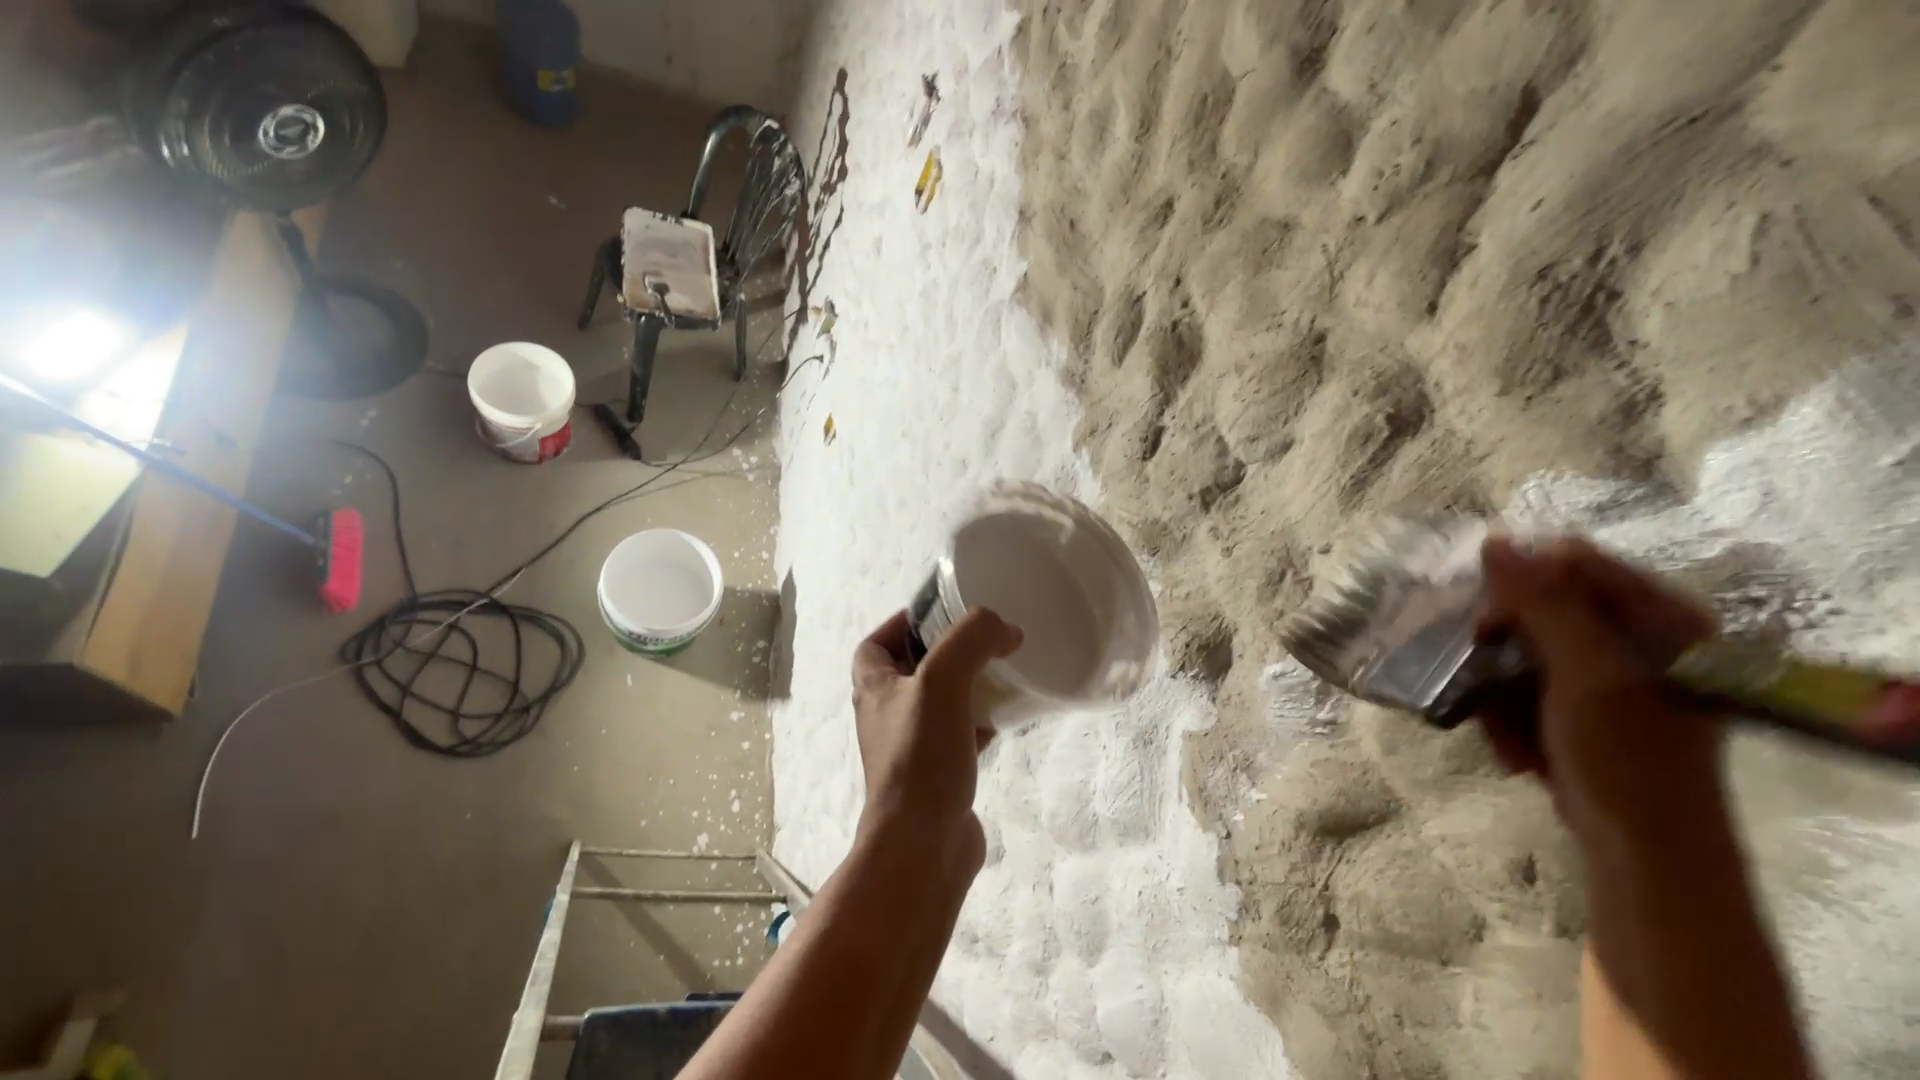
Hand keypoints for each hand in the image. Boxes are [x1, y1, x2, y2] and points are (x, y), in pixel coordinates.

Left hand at [849, 609, 1022, 859]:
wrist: (922, 844)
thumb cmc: (921, 756)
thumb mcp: (943, 681)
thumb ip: (972, 640)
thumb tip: (1005, 629)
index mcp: (874, 689)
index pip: (874, 644)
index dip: (901, 624)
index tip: (941, 614)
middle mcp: (885, 718)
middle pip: (908, 672)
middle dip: (940, 654)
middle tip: (979, 642)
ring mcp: (909, 751)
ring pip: (935, 706)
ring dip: (961, 689)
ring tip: (996, 675)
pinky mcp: (935, 778)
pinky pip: (955, 739)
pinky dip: (976, 725)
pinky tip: (1001, 723)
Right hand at [1477, 535, 1725, 848]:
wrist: (1645, 858)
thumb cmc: (1627, 762)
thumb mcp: (1586, 675)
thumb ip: (1543, 604)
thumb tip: (1495, 540)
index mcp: (1664, 619)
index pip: (1573, 564)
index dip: (1519, 586)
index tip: (1484, 627)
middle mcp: (1641, 639)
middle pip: (1542, 610)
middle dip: (1504, 653)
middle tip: (1486, 680)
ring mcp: (1612, 678)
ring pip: (1523, 654)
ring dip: (1502, 695)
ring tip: (1511, 738)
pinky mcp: (1587, 711)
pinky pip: (1526, 690)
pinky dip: (1511, 720)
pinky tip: (1520, 755)